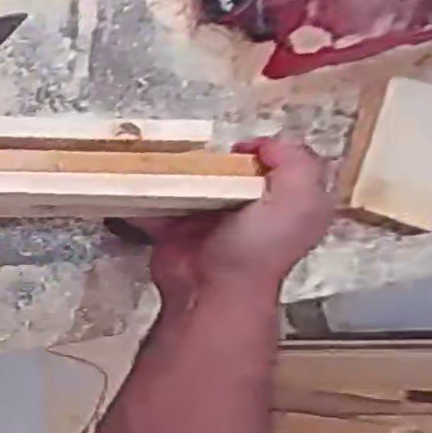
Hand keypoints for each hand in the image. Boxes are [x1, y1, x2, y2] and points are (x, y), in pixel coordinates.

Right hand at [134, 135, 334, 304]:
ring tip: (161, 167)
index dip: (265, 150)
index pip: (282, 164)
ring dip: (175, 177)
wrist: (210, 288)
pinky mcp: (174, 231)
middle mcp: (249, 208)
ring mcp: (209, 220)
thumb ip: (294, 165)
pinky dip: (144, 201)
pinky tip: (133, 188)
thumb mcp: (298, 200)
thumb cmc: (258, 248)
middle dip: (213, 163)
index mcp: (288, 200)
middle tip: (197, 159)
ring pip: (192, 188)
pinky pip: (157, 210)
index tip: (239, 149)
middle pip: (232, 173)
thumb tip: (266, 144)